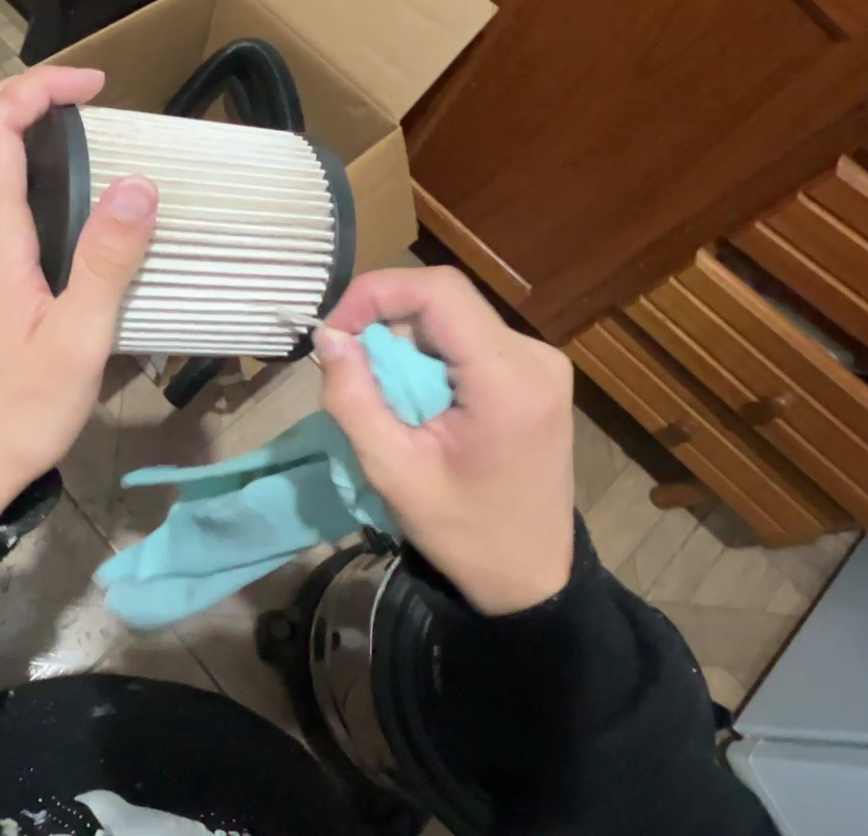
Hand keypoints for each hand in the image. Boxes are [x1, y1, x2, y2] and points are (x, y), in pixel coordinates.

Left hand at [0, 66, 158, 527]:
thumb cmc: (21, 411)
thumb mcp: (79, 342)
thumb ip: (107, 262)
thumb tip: (139, 185)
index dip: (37, 88)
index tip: (94, 85)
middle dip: (12, 94)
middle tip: (73, 100)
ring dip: (5, 129)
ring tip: (71, 137)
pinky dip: (6, 171)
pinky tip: (55, 202)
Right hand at [314, 267, 575, 614]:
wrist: (530, 576)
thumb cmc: (463, 531)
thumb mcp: (393, 471)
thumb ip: (354, 398)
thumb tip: (328, 336)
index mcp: (509, 379)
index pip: (439, 292)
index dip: (376, 293)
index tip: (334, 331)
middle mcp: (534, 356)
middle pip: (443, 302)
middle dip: (383, 323)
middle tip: (350, 370)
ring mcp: (539, 363)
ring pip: (451, 319)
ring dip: (403, 344)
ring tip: (383, 397)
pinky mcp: (533, 373)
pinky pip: (465, 339)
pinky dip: (426, 357)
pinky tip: (416, 401)